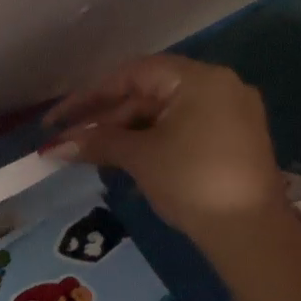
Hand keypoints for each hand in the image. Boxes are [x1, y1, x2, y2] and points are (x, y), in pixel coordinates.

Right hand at [44, 55, 288, 247]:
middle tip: (69, 143)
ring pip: (162, 114)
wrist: (246, 226)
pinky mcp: (229, 139)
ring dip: (123, 132)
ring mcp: (227, 113)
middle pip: (147, 93)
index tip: (56, 120)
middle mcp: (217, 86)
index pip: (132, 74)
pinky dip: (148, 140)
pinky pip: (179, 129)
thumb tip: (55, 146)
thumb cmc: (190, 180)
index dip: (89, 96)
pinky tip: (123, 160)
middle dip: (104, 118)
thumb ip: (97, 143)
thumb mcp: (139, 157)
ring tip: (89, 155)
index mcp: (198, 80)